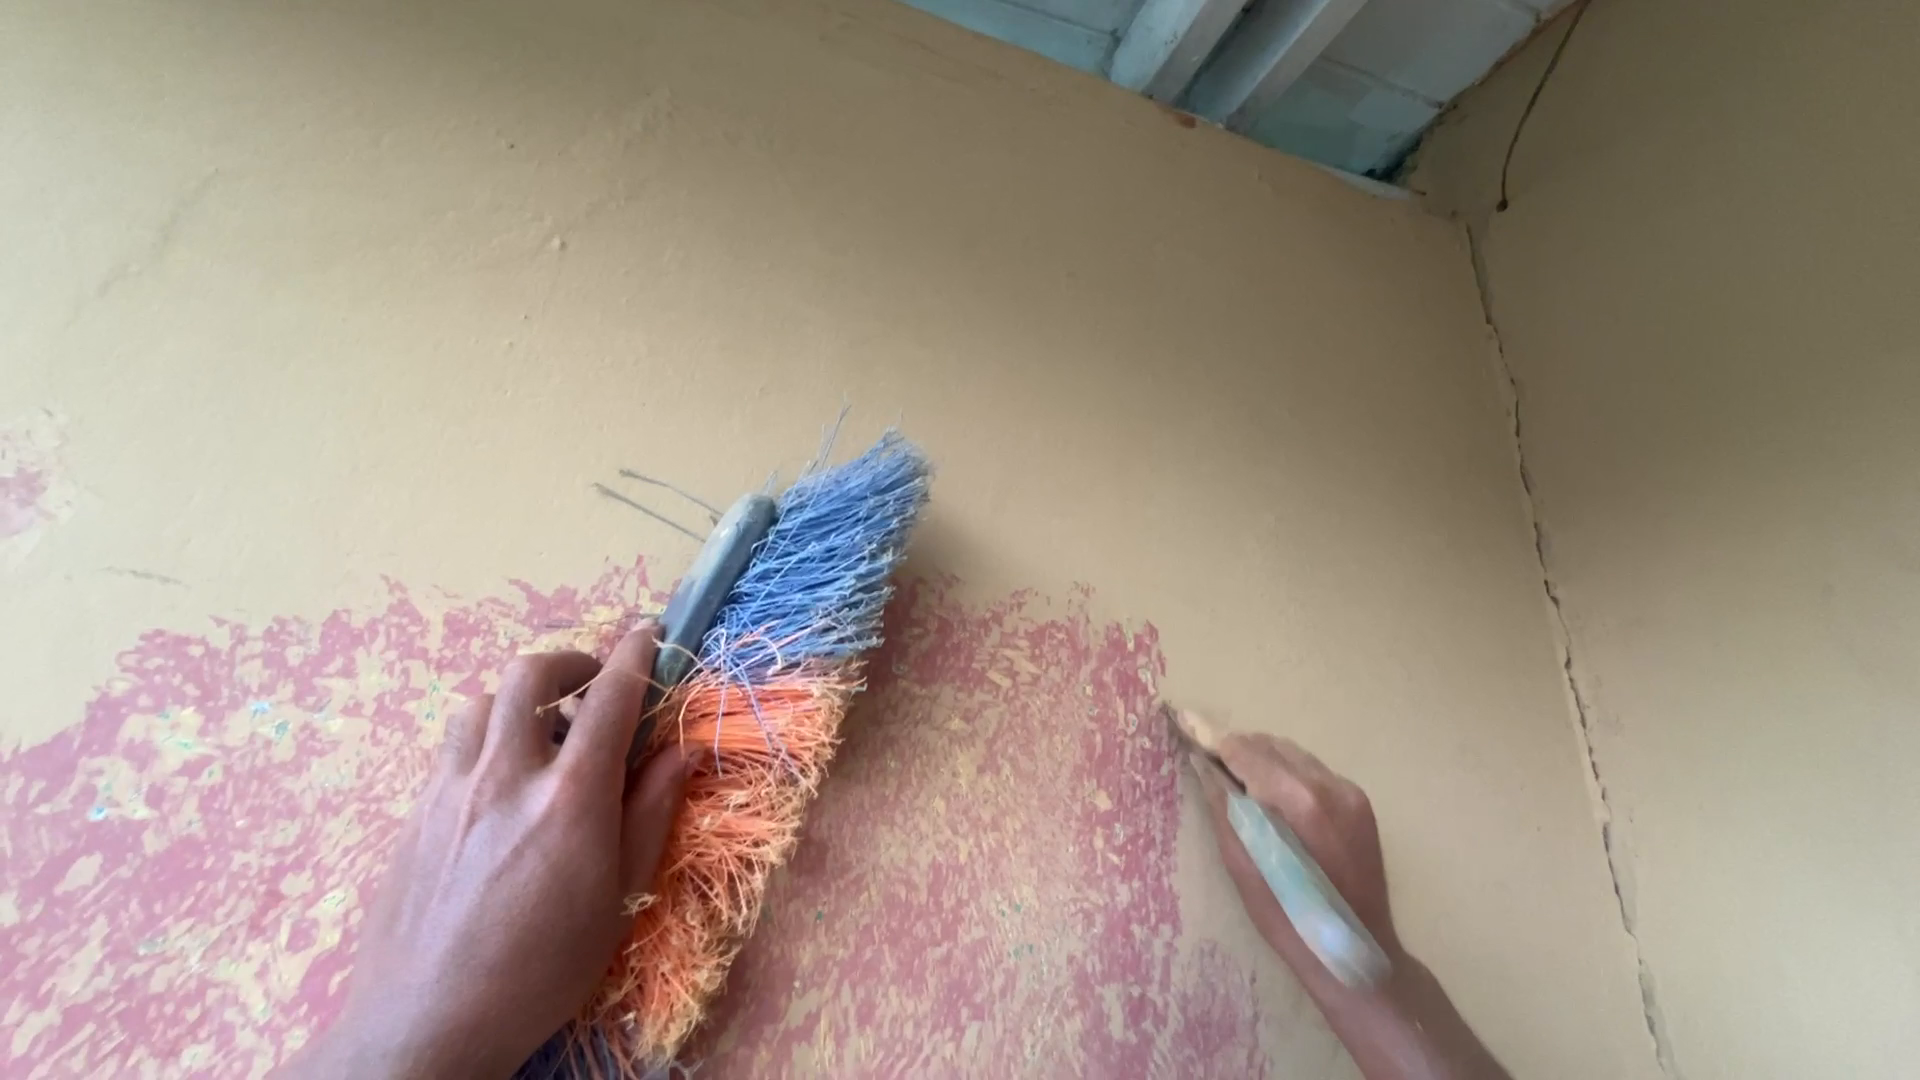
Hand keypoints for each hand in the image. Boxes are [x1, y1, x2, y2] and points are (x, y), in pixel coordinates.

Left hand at [285, 623, 689, 1078]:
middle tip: (590, 685)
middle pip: (528, 674)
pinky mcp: (411, 813)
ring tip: (539, 734)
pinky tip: (496, 785)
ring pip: (478, 703)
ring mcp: (448, 790)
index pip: (610, 698)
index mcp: (570, 796)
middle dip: (568, 661)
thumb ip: (651, 810)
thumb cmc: (544, 965)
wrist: (422, 1030)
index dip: (634, 654)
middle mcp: (506, 775)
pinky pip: (449, 747)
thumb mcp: (620, 893)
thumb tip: (680, 751)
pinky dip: (483, 739)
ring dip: (517, 701)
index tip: (646, 631)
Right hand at [1193, 733, 1400, 984]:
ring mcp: (1349, 792)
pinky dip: (1286, 774)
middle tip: (1208, 762)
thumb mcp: (1241, 864)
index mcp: (1296, 800)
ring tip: (1239, 782)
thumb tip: (1201, 763)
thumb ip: (1222, 805)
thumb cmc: (1288, 918)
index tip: (1183, 719)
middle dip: (1235, 748)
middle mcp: (1327, 785)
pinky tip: (1274, 799)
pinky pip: (1312, 770)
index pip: (1243, 749)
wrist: (1357, 954)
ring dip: (1261, 759)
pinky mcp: (1360, 803)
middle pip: (1268, 744)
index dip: (1209, 736)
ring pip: (1291, 753)